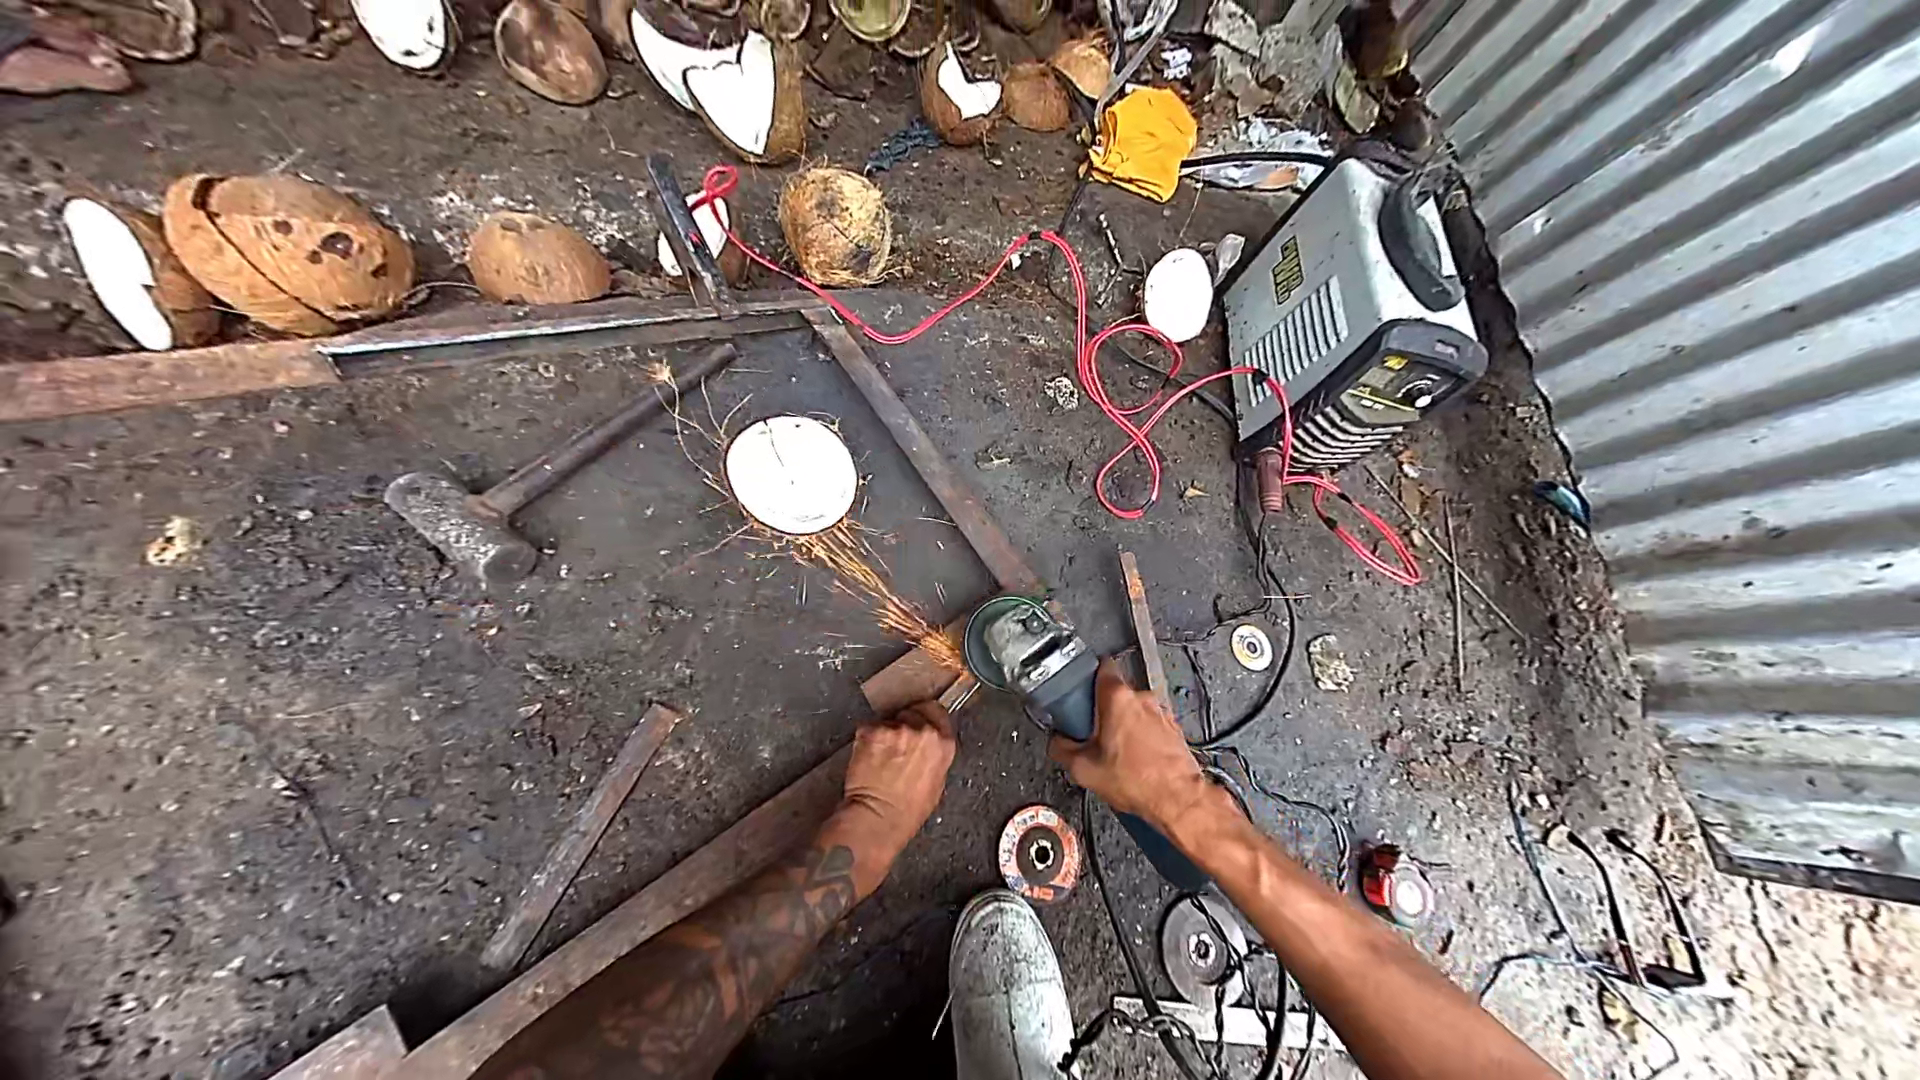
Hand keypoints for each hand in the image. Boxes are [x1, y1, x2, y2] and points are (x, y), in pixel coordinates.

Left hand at [825, 700, 957, 894]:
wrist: (878, 820)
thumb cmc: (907, 811)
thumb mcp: (937, 782)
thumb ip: (935, 754)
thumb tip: (928, 742)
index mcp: (943, 743)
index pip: (936, 711)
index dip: (925, 715)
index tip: (917, 721)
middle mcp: (923, 731)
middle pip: (912, 711)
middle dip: (903, 723)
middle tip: (894, 745)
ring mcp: (897, 729)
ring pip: (888, 720)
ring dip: (883, 733)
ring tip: (879, 758)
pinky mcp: (872, 731)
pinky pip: (868, 728)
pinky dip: (865, 740)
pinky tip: (867, 759)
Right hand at [1048, 658, 1211, 832]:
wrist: (1179, 800)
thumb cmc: (1140, 781)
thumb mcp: (1083, 769)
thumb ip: (1061, 749)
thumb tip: (1057, 743)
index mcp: (1117, 698)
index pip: (1101, 666)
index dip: (1087, 675)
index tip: (1079, 690)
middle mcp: (1142, 698)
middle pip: (1115, 692)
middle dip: (1102, 709)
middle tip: (1092, 731)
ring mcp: (1161, 712)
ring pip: (1133, 709)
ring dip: (1123, 724)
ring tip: (1115, 750)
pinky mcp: (1173, 728)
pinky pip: (1150, 724)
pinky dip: (1141, 736)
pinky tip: (1135, 759)